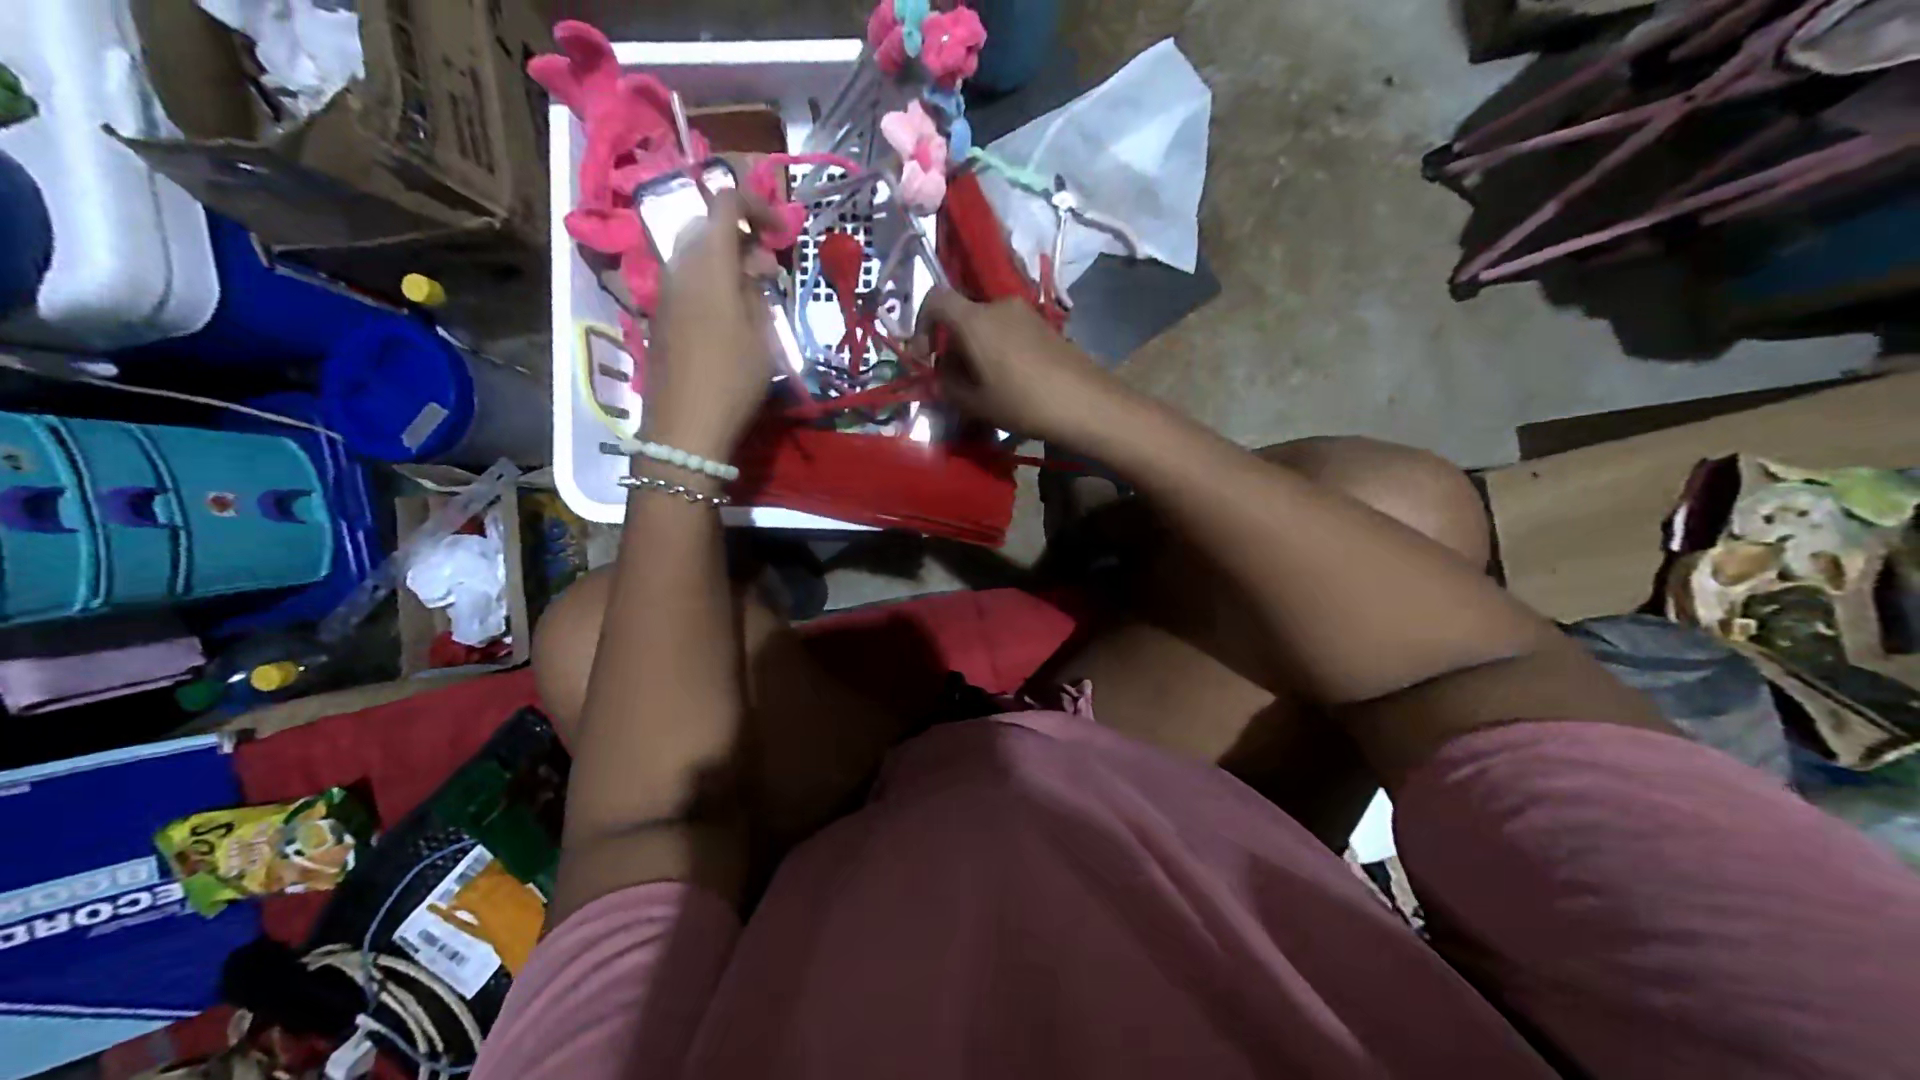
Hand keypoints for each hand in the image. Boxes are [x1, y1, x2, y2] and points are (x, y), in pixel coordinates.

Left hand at [643, 190, 783, 463]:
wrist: (684, 426)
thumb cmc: (733, 379)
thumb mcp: (762, 336)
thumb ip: (757, 290)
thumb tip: (753, 266)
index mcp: (708, 264)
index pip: (726, 204)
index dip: (757, 205)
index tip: (782, 231)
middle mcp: (679, 268)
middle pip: (707, 227)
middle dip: (742, 236)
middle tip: (770, 269)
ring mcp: (665, 292)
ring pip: (696, 254)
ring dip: (728, 261)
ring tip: (755, 295)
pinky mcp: (661, 316)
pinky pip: (688, 280)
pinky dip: (712, 281)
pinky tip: (732, 315)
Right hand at [919, 288, 1129, 444]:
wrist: (1085, 402)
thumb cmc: (1022, 402)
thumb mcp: (974, 403)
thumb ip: (947, 385)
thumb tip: (941, 374)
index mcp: (975, 319)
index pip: (935, 299)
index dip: (921, 324)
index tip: (924, 355)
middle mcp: (998, 305)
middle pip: (963, 315)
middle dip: (951, 344)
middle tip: (954, 379)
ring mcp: (1025, 312)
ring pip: (986, 324)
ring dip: (976, 348)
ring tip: (983, 383)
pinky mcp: (1044, 324)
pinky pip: (1008, 330)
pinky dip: (997, 348)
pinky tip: (1009, 378)